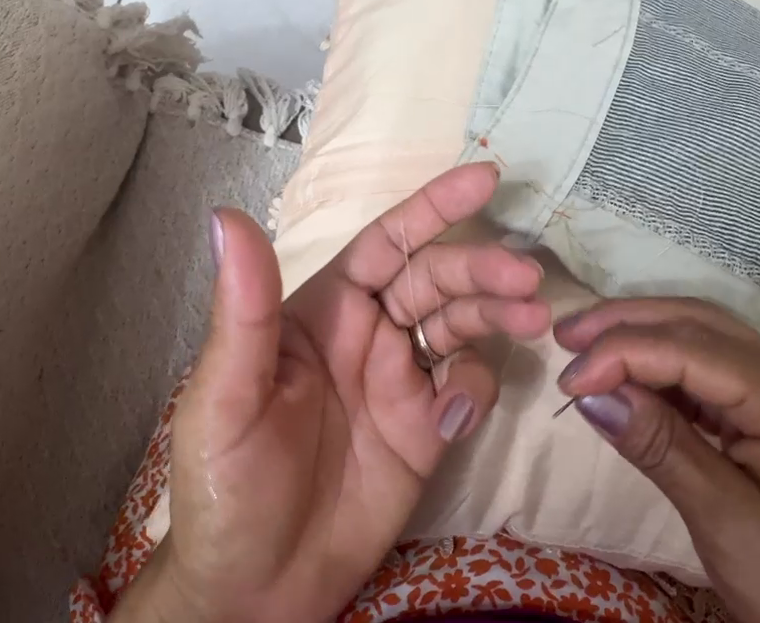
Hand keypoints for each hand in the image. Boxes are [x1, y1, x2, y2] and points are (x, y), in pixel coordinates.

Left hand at [117, 163, 550, 622]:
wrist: (259, 589)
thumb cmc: (228, 485)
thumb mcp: (226, 396)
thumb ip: (242, 308)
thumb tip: (225, 215)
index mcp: (325, 309)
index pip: (387, 241)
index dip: (433, 207)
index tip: (484, 178)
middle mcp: (370, 331)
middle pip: (437, 278)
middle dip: (482, 267)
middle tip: (525, 275)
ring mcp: (402, 378)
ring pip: (462, 323)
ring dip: (498, 313)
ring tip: (534, 318)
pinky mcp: (428, 427)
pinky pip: (468, 386)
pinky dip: (476, 388)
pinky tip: (457, 416)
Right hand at [554, 298, 759, 622]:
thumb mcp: (727, 524)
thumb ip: (662, 448)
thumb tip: (591, 392)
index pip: (695, 349)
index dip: (625, 352)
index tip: (568, 379)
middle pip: (699, 324)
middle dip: (628, 323)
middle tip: (564, 335)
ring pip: (702, 339)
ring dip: (641, 336)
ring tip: (583, 345)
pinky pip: (708, 373)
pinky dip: (661, 369)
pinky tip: (627, 379)